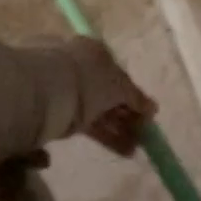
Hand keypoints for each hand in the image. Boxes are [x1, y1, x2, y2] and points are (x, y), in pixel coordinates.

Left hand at [65, 38, 158, 155]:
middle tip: (142, 136)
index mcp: (94, 50)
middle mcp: (80, 64)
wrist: (48, 88)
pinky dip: (106, 136)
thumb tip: (151, 107)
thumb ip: (135, 96)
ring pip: (99, 109)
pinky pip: (89, 123)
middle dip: (125, 115)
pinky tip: (124, 150)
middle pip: (107, 93)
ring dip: (119, 128)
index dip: (132, 96)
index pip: (117, 73)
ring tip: (135, 148)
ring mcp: (69, 88)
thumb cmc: (88, 77)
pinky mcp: (60, 111)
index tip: (146, 116)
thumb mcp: (118, 84)